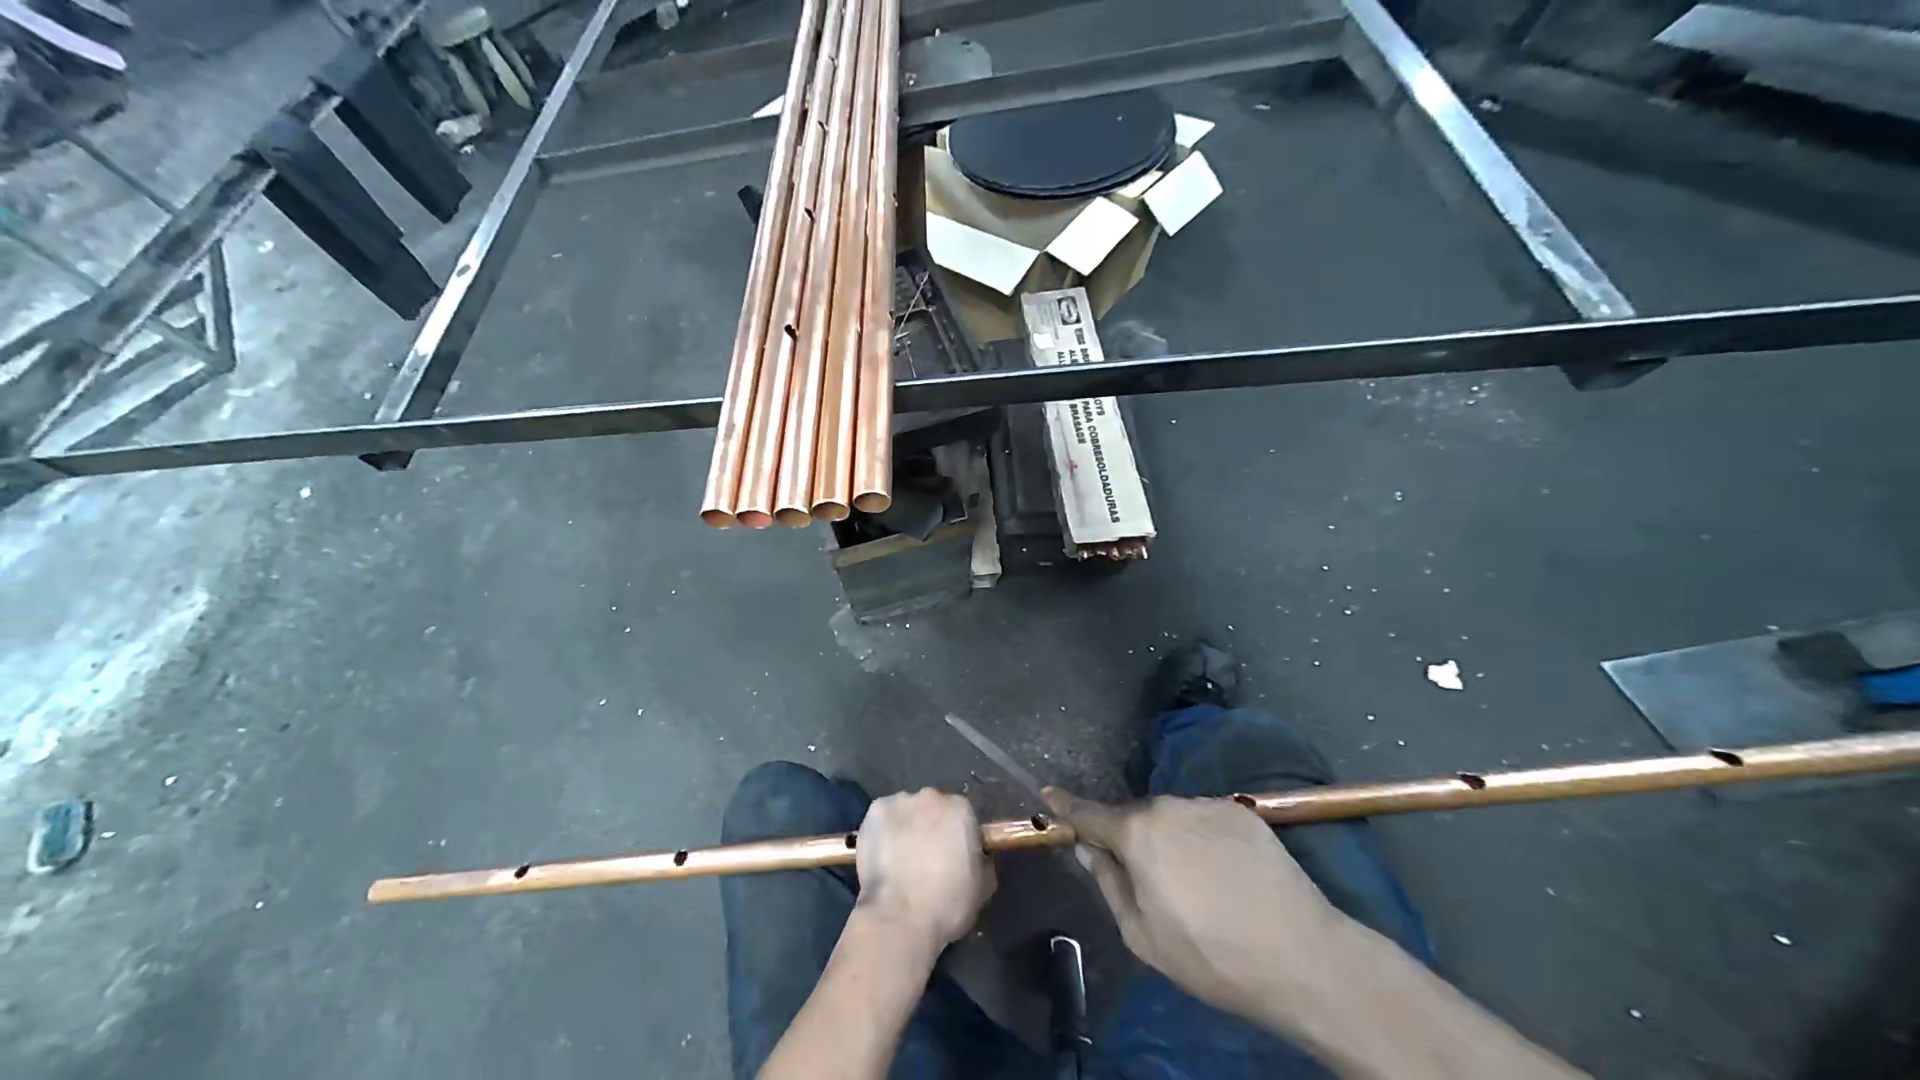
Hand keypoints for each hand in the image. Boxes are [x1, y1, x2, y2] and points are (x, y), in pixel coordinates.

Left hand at [854, 789, 994, 949]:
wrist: (899, 918)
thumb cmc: (947, 903)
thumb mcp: (983, 885)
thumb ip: (982, 860)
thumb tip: (976, 856)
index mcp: (960, 809)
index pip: (961, 814)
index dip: (957, 835)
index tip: (952, 856)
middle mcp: (929, 797)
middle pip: (932, 808)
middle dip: (930, 827)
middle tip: (926, 857)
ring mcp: (898, 803)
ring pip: (905, 812)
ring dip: (906, 827)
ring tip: (900, 860)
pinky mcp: (872, 814)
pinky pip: (882, 819)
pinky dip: (883, 832)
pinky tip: (883, 856)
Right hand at [1042, 788, 1346, 1017]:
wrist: (1303, 958)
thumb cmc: (1211, 956)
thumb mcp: (1143, 935)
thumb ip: (1110, 884)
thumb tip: (1092, 850)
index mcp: (1139, 833)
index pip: (1090, 814)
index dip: (1066, 806)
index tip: (1049, 793)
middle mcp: (1170, 805)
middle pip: (1136, 818)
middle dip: (1130, 839)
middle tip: (1146, 882)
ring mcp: (1210, 805)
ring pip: (1172, 818)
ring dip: (1169, 840)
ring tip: (1194, 886)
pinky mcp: (1245, 814)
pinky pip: (1205, 821)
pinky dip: (1202, 841)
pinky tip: (1224, 876)